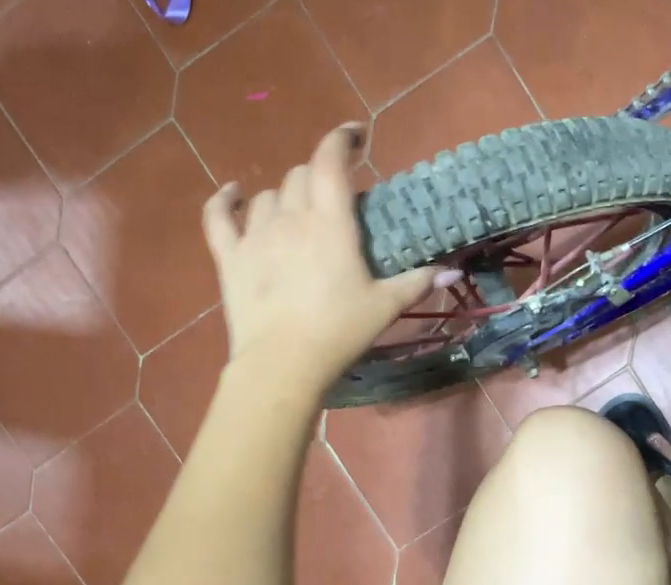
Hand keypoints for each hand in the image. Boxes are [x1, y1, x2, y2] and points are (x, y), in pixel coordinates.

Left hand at [202, 124, 456, 393]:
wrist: (285, 362)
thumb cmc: (341, 331)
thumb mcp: (385, 307)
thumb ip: (416, 282)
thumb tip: (451, 271)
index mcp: (330, 223)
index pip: (330, 163)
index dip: (341, 141)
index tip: (354, 136)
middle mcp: (290, 217)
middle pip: (299, 176)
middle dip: (318, 176)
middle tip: (335, 197)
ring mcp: (255, 235)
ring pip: (267, 196)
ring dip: (284, 196)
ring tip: (298, 212)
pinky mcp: (230, 256)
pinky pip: (219, 216)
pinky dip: (225, 201)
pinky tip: (233, 195)